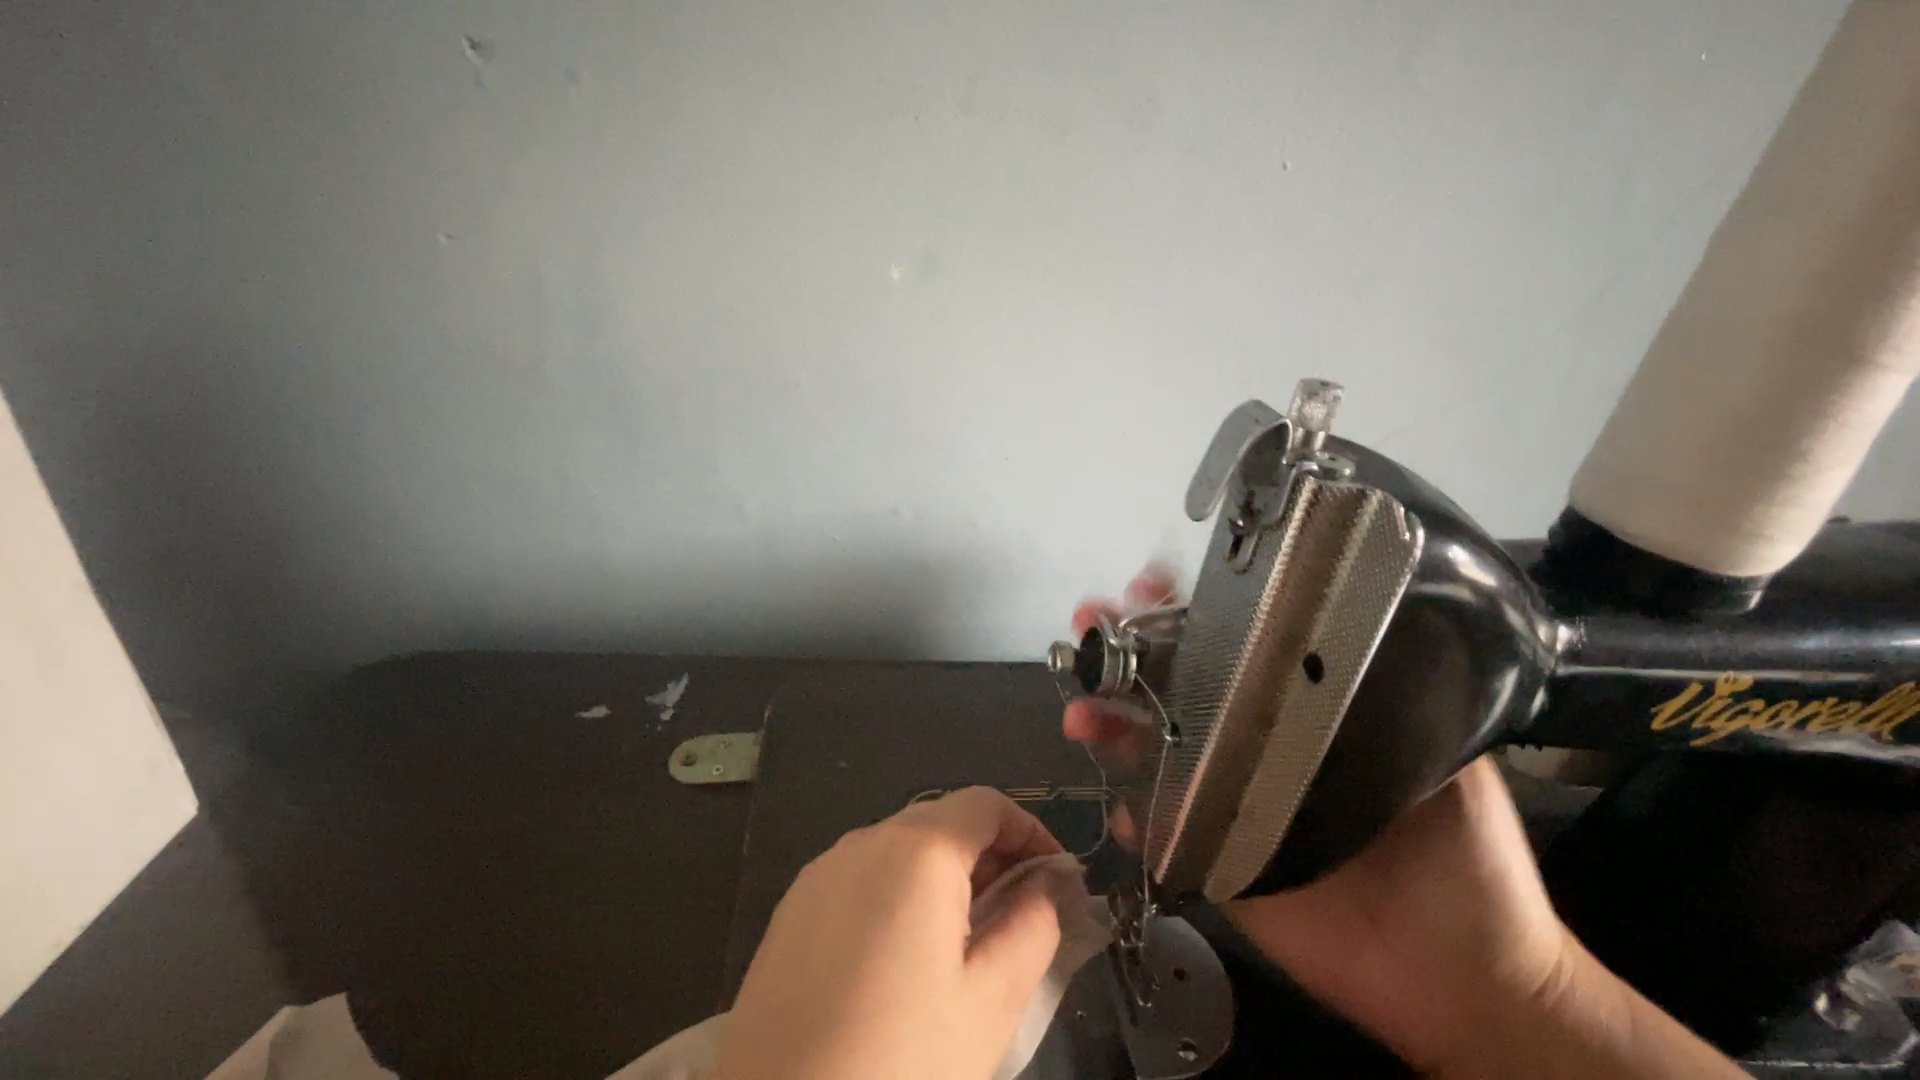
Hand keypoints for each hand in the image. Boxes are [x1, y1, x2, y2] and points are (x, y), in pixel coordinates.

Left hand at [715, 787, 1065, 1079]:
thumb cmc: (900, 1060)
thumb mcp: (990, 1002)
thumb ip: (1033, 928)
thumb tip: (1047, 887)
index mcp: (917, 851)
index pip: (986, 803)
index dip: (1031, 831)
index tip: (1057, 878)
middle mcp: (862, 843)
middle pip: (941, 821)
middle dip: (990, 855)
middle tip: (1021, 913)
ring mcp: (818, 874)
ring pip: (899, 850)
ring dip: (944, 876)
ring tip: (966, 941)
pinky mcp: (790, 911)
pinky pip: (860, 879)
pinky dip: (898, 895)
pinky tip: (903, 959)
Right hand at [1065, 569, 1744, 1078]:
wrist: (1461, 977)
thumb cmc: (1465, 859)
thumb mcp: (1443, 757)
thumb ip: (1395, 697)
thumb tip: (1346, 629)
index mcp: (1304, 719)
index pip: (1237, 657)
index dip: (1189, 618)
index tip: (1153, 589)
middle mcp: (1258, 753)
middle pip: (1180, 696)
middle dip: (1127, 657)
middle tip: (1092, 630)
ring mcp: (1230, 809)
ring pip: (1157, 757)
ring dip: (1111, 726)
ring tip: (1083, 710)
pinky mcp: (1218, 867)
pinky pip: (1163, 836)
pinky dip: (1133, 818)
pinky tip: (1119, 803)